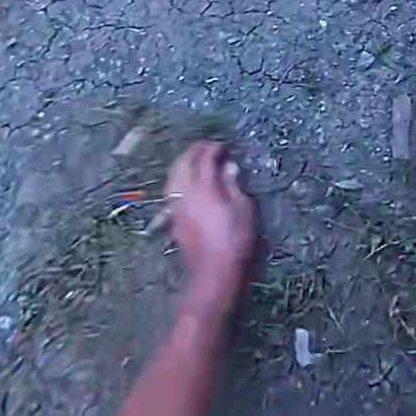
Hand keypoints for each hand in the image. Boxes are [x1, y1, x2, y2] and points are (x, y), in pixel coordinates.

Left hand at [164, 140, 255, 315]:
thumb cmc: (235, 238)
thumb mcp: (243, 208)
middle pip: (183, 164)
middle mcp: (186, 194)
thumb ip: (233, 184)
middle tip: (207, 146)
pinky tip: (186, 180)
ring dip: (182, 163)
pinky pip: (172, 189)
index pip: (205, 160)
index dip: (214, 149)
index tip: (224, 145)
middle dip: (194, 151)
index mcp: (204, 189)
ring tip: (194, 158)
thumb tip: (229, 166)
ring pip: (173, 176)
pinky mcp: (174, 217)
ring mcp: (176, 206)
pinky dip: (178, 177)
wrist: (214, 270)